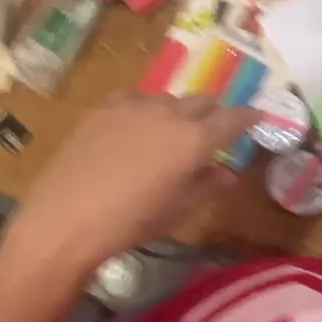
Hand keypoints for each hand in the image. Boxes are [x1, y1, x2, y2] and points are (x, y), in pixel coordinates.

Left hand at [0, 93, 259, 281]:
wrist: (66, 217)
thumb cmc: (130, 222)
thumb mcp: (177, 210)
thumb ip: (207, 185)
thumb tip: (228, 172)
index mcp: (194, 139)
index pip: (232, 118)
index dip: (247, 117)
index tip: (255, 118)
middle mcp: (169, 113)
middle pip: (202, 101)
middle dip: (213, 113)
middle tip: (213, 131)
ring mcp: (134, 105)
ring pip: (168, 99)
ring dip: (177, 112)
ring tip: (169, 135)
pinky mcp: (105, 107)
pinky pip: (135, 100)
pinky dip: (144, 110)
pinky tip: (134, 129)